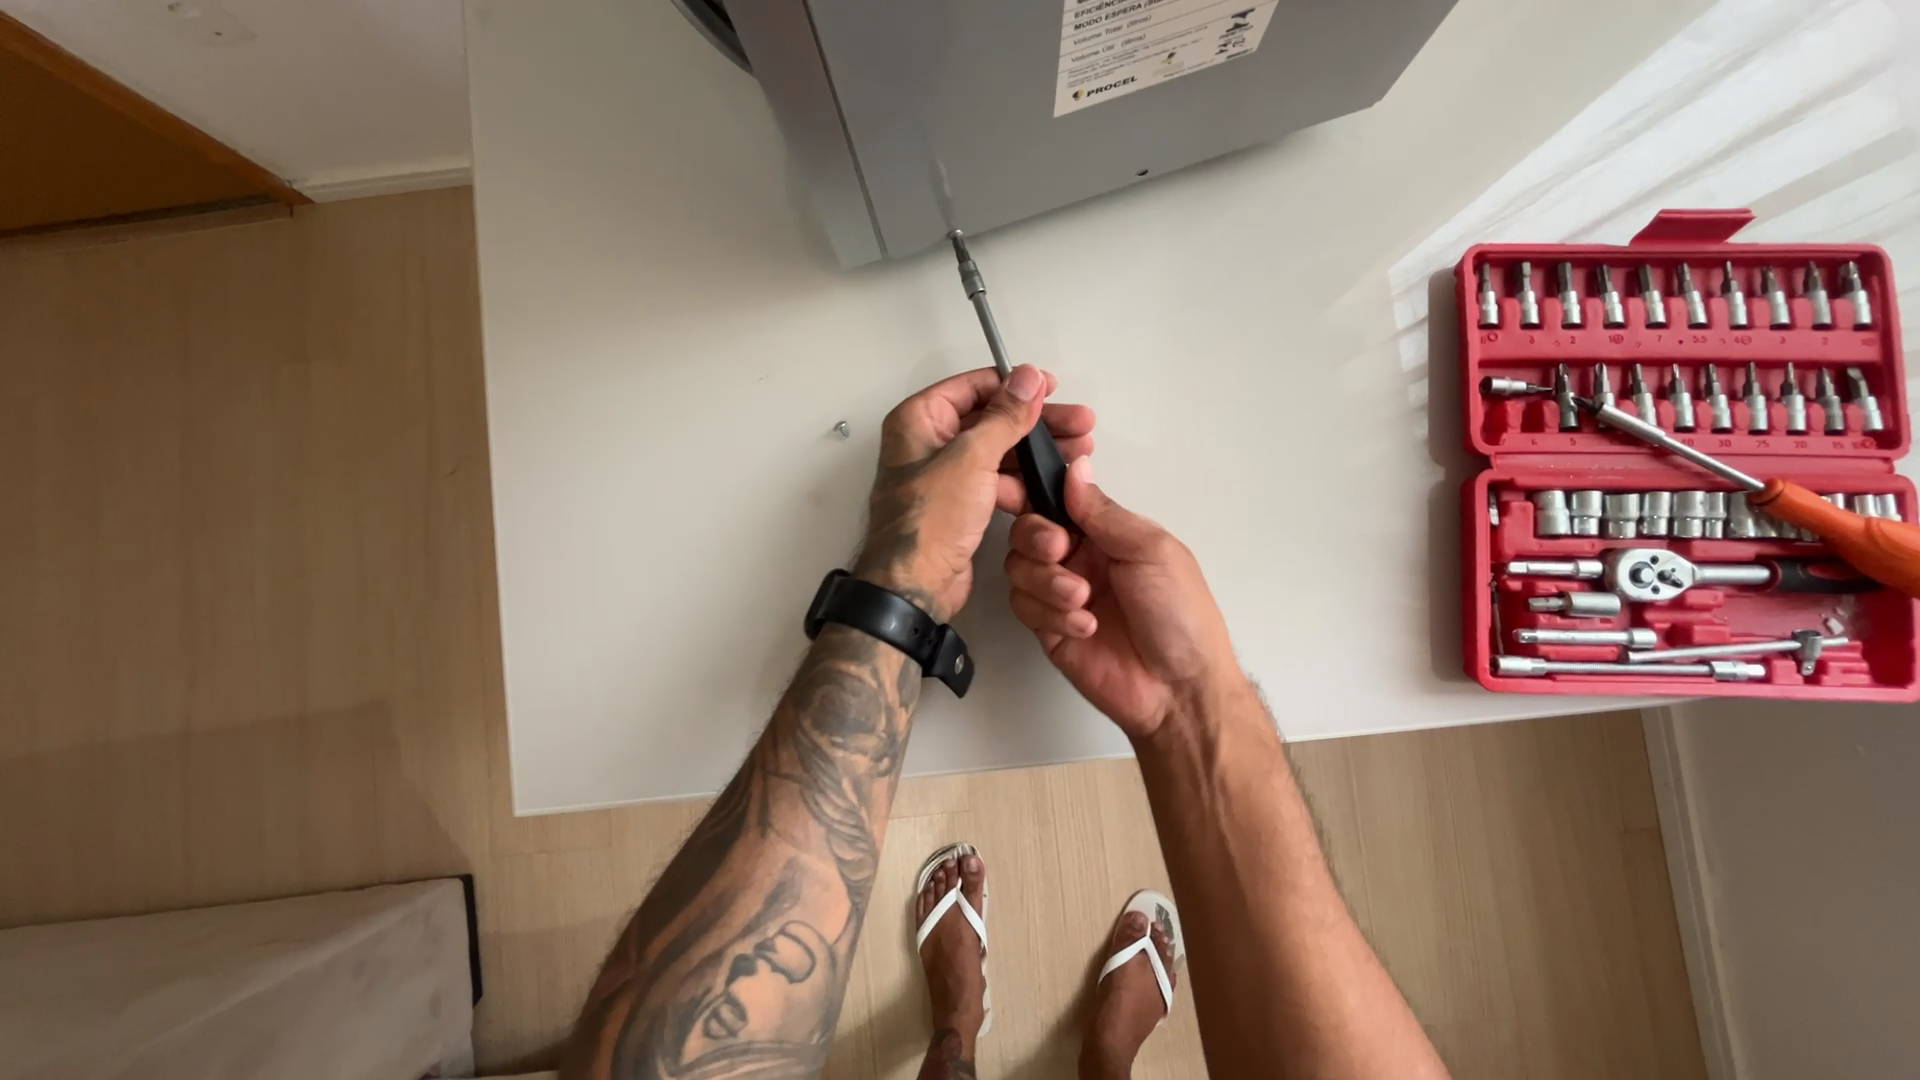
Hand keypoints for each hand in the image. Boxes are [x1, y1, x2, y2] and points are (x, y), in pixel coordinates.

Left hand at [856, 365, 1094, 620]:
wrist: (914, 585)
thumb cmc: (928, 522)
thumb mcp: (972, 458)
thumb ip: (1004, 417)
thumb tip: (1027, 378)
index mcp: (919, 420)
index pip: (973, 387)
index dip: (1015, 385)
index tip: (1050, 388)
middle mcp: (928, 443)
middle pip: (991, 419)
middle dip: (1036, 423)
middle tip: (1079, 424)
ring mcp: (944, 476)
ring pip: (998, 453)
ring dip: (1035, 454)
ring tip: (1078, 453)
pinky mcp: (959, 506)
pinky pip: (996, 484)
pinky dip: (1022, 483)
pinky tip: (1051, 486)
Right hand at [1004, 458, 1236, 739]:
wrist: (1178, 689)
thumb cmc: (1181, 615)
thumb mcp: (1150, 550)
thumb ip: (1103, 512)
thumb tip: (1075, 469)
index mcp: (1106, 533)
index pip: (1058, 501)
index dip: (1034, 492)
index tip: (1019, 490)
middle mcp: (1080, 558)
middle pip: (1027, 530)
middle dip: (1036, 537)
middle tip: (1059, 551)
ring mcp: (1061, 594)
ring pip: (1018, 567)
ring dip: (1047, 581)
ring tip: (1083, 600)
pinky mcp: (1048, 628)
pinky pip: (1024, 606)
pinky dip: (1049, 613)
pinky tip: (1084, 626)